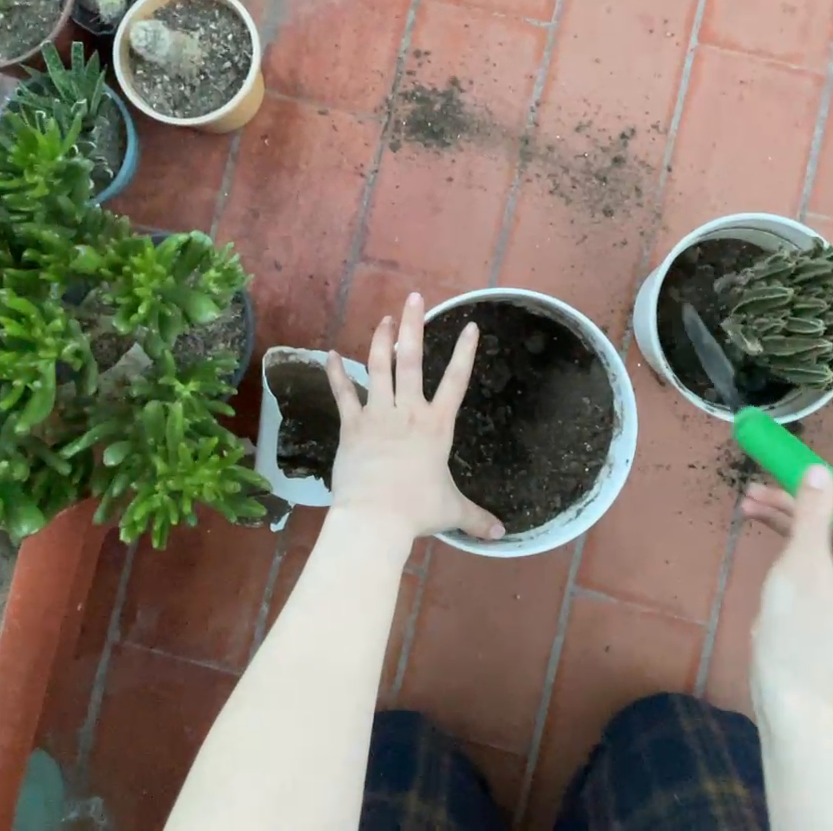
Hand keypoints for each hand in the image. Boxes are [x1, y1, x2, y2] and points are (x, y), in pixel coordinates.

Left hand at [324, 292, 504, 542]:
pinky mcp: (352, 425)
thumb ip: (477, 518)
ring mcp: (378, 414)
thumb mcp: (452, 511)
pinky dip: (336, 373)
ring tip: (384, 318)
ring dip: (380, 339)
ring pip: (379, 366)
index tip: (470, 326)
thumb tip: (501, 535)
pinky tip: (330, 354)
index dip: (464, 352)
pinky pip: (343, 393)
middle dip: (414, 325)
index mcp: (436, 425)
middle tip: (414, 298)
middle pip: (412, 358)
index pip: (456, 380)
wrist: (375, 518)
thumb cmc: (417, 511)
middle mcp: (408, 410)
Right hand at [740, 467, 832, 707]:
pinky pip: (815, 541)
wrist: (782, 678)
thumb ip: (812, 515)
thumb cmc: (802, 626)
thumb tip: (819, 469)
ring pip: (832, 527)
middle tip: (786, 482)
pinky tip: (753, 512)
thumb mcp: (804, 565)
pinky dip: (787, 525)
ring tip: (751, 494)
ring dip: (793, 508)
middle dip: (821, 498)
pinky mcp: (828, 580)